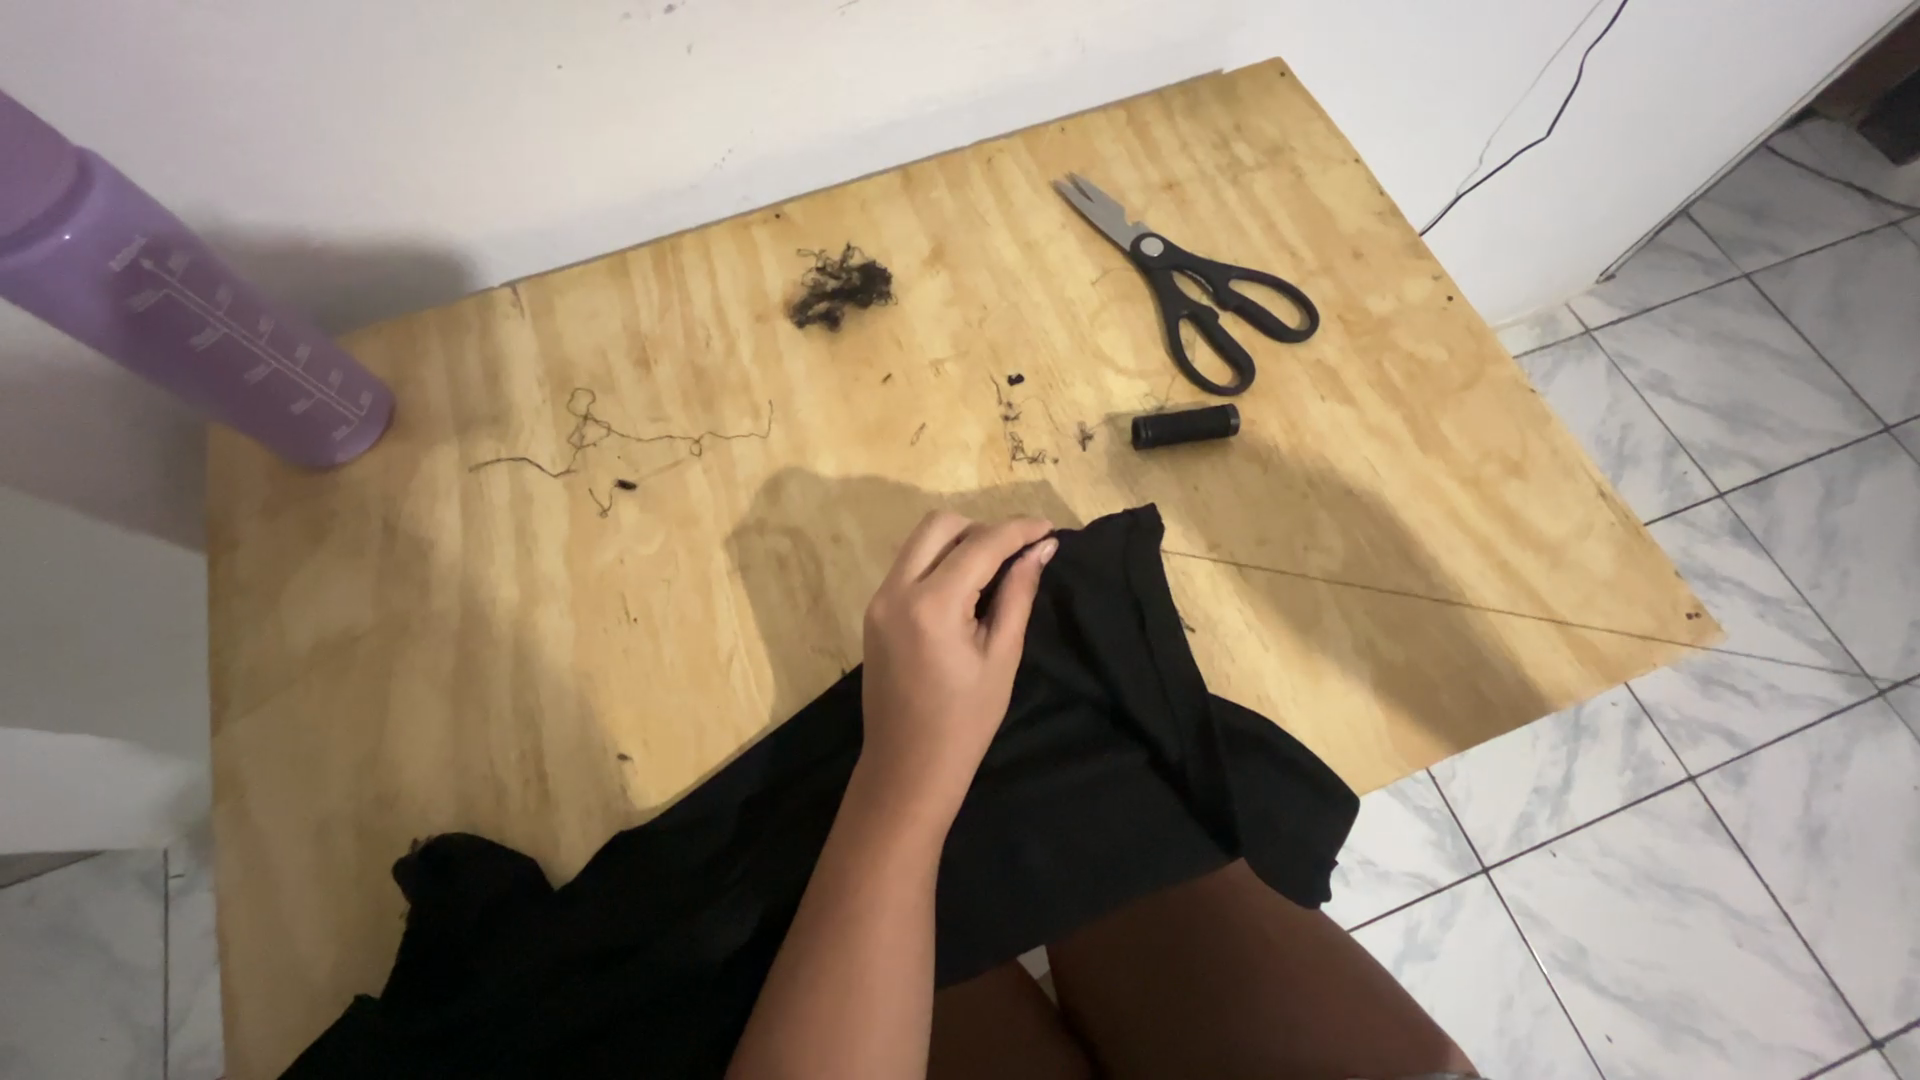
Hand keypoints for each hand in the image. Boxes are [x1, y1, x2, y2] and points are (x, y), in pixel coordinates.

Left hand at [855, 511, 1057, 824]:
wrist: (908, 765)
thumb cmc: (965, 720)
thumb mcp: (1002, 655)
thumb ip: (1018, 594)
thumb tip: (1041, 550)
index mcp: (932, 604)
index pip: (980, 544)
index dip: (1018, 530)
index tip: (1048, 528)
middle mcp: (896, 591)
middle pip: (939, 525)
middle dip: (982, 527)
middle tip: (1016, 552)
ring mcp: (878, 600)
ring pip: (919, 542)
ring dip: (958, 542)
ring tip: (995, 568)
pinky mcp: (873, 612)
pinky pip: (908, 567)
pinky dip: (938, 563)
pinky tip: (965, 589)